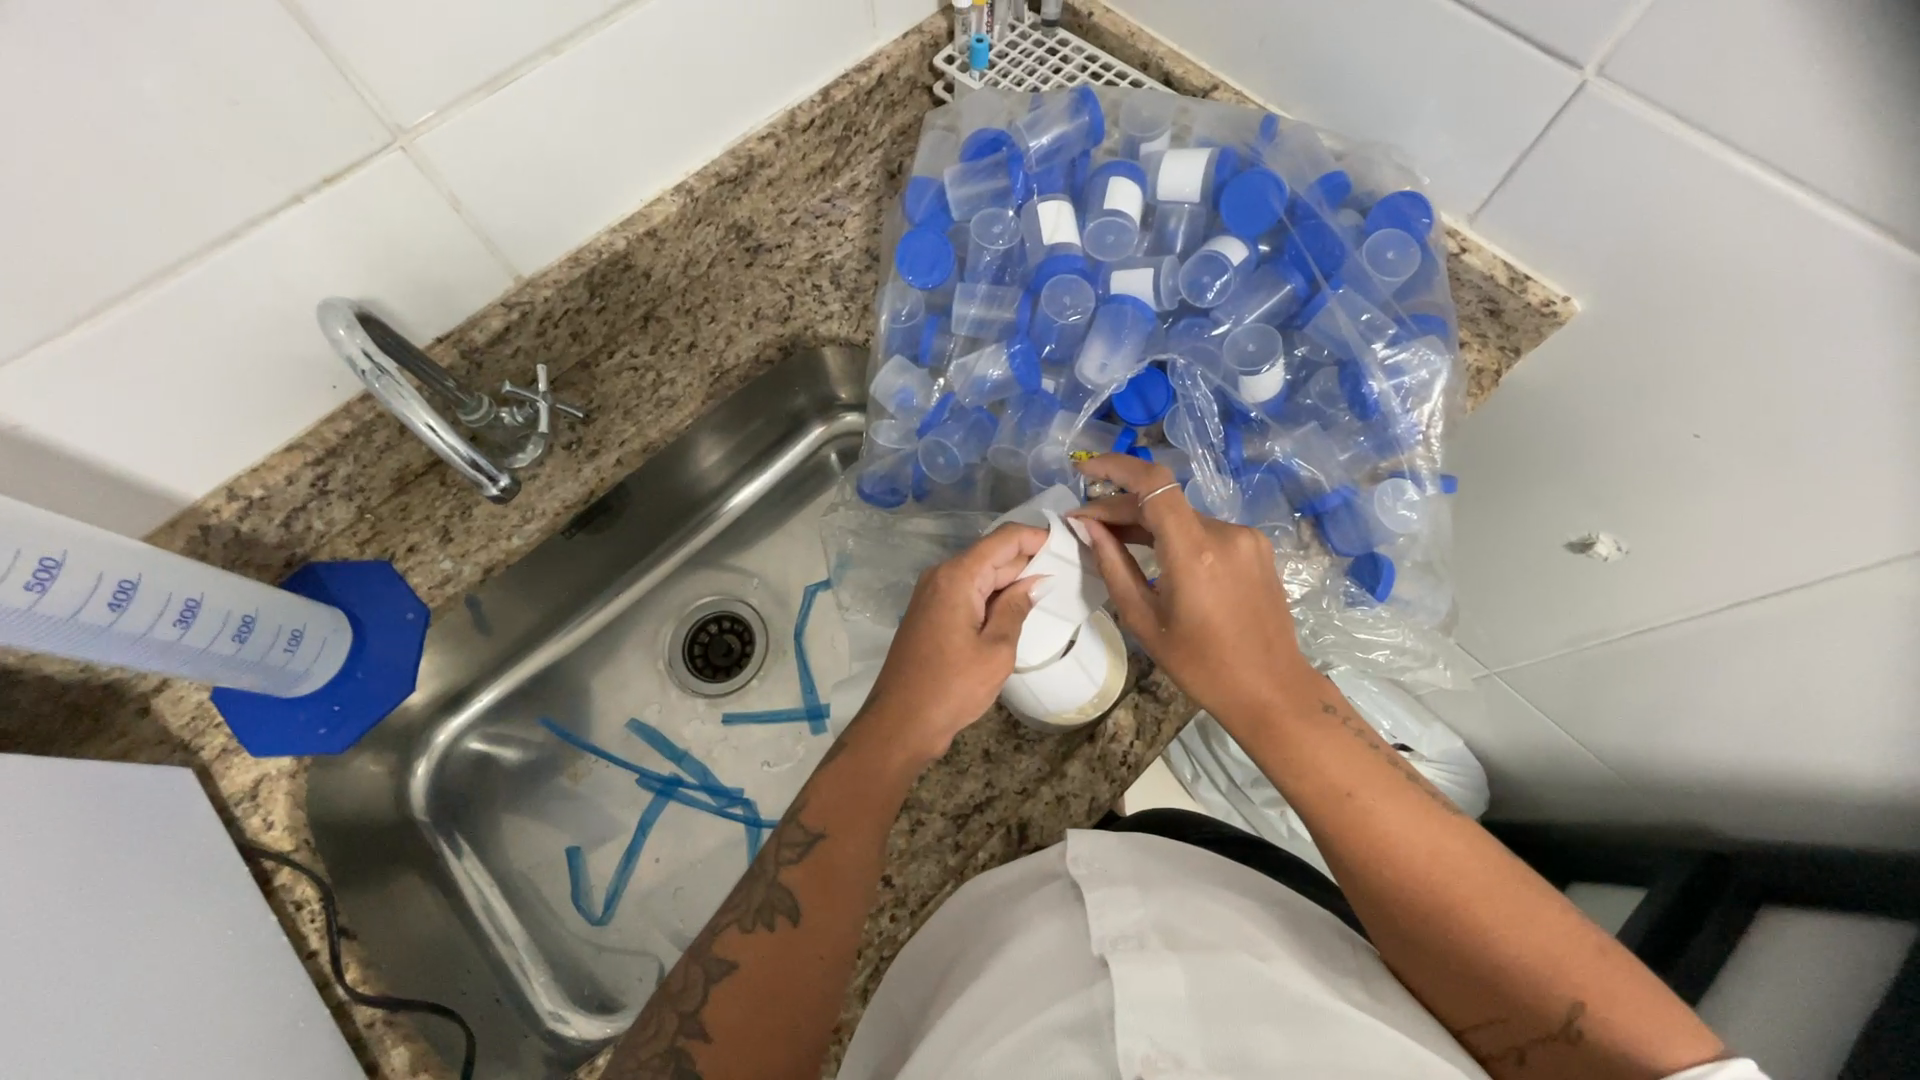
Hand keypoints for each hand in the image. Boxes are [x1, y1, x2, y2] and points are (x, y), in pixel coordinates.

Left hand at [858, 523, 1048, 767]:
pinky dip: (993, 596)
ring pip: (981, 574)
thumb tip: (1035, 581)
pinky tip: (1017, 609)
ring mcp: (932, 594)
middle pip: (993, 555)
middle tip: (1069, 571)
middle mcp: (941, 575)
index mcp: (958, 577)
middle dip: (1029, 560)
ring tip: (1051, 589)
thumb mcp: (996, 650)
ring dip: (1012, 580)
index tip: (1068, 545)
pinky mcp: (930, 613)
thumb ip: (1016, 608)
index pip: (1004, 539)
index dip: (1037, 537)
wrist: (900, 723)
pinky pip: (968, 592)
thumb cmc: (951, 688)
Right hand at [1068, 454, 1314, 727]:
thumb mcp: (1144, 620)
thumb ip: (1113, 566)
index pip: (1153, 483)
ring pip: (1182, 516)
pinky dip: (1174, 535)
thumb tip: (1088, 527)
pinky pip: (1204, 531)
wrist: (1271, 689)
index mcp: (1195, 551)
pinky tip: (1154, 554)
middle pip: (1162, 502)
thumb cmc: (1201, 665)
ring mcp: (1245, 538)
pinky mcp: (1255, 548)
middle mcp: (1225, 532)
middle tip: (1085, 525)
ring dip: (1146, 523)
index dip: (1116, 467)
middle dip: (1120, 508)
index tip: (1087, 470)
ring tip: (1113, 540)